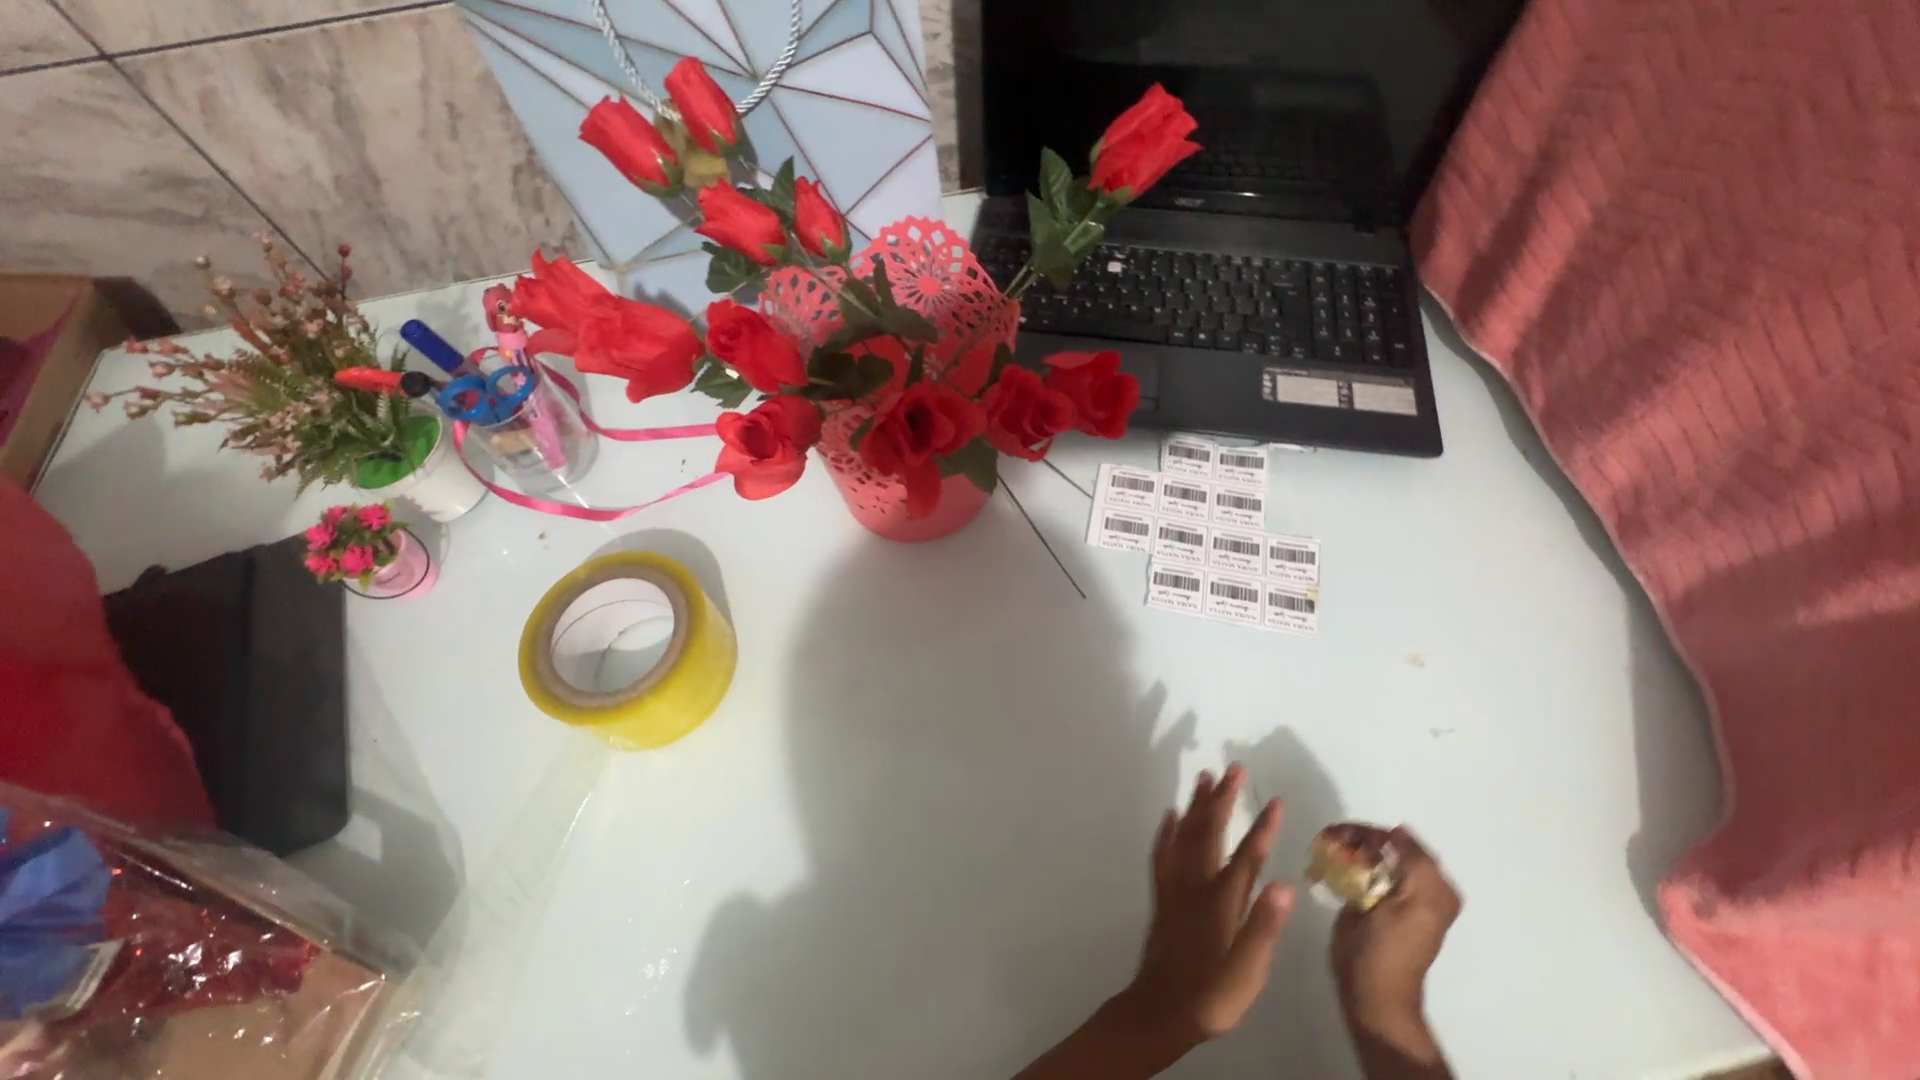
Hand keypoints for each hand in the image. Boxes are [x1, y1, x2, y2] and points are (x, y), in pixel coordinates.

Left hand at [1119, 764, 1294, 1051]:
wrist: (1161, 1010)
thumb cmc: (1212, 995)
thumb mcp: (1248, 970)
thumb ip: (1264, 927)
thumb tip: (1284, 885)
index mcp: (1222, 901)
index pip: (1247, 855)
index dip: (1262, 827)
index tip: (1275, 799)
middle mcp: (1196, 885)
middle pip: (1210, 832)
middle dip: (1223, 798)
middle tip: (1234, 768)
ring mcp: (1175, 888)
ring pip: (1185, 835)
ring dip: (1196, 805)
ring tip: (1204, 777)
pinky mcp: (1162, 897)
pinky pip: (1162, 855)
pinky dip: (1167, 832)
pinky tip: (1169, 817)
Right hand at [1329, 826, 1460, 1030]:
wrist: (1369, 989)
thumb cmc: (1390, 949)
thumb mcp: (1417, 902)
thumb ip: (1415, 863)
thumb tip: (1400, 830)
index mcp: (1434, 887)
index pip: (1402, 843)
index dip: (1371, 834)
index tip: (1338, 833)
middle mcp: (1418, 887)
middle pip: (1385, 847)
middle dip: (1355, 839)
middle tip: (1325, 838)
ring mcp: (1393, 895)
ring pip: (1370, 856)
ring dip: (1346, 849)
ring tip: (1322, 848)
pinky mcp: (1372, 903)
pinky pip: (1359, 872)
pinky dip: (1342, 864)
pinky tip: (1325, 864)